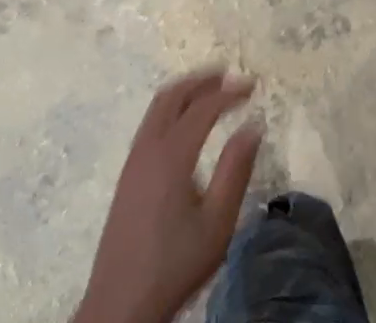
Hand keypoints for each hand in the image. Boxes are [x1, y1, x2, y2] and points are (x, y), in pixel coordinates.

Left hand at [73, 69, 263, 322]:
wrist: (121, 302)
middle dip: (201, 80)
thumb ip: (236, 170)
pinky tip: (186, 125)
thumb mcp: (218, 221)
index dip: (229, 91)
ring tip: (212, 92)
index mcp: (171, 155)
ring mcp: (132, 162)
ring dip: (184, 93)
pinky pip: (149, 125)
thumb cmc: (176, 262)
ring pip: (156, 109)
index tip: (253, 84)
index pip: (203, 108)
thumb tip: (253, 126)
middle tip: (229, 75)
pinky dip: (171, 109)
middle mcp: (147, 149)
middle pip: (171, 96)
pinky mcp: (127, 176)